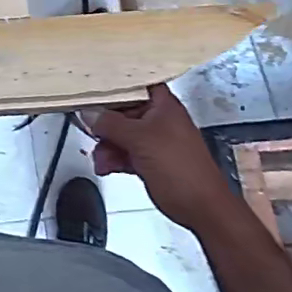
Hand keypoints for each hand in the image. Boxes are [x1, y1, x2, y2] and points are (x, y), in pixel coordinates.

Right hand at [84, 85, 235, 233]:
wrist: (201, 207)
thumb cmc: (181, 168)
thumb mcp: (140, 139)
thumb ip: (112, 124)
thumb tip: (91, 114)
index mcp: (164, 105)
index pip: (138, 85)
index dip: (117, 86)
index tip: (96, 92)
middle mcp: (161, 120)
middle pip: (127, 112)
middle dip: (107, 123)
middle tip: (92, 131)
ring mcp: (157, 142)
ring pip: (125, 136)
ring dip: (108, 145)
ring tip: (100, 158)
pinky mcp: (153, 162)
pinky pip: (128, 154)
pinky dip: (116, 159)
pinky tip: (106, 167)